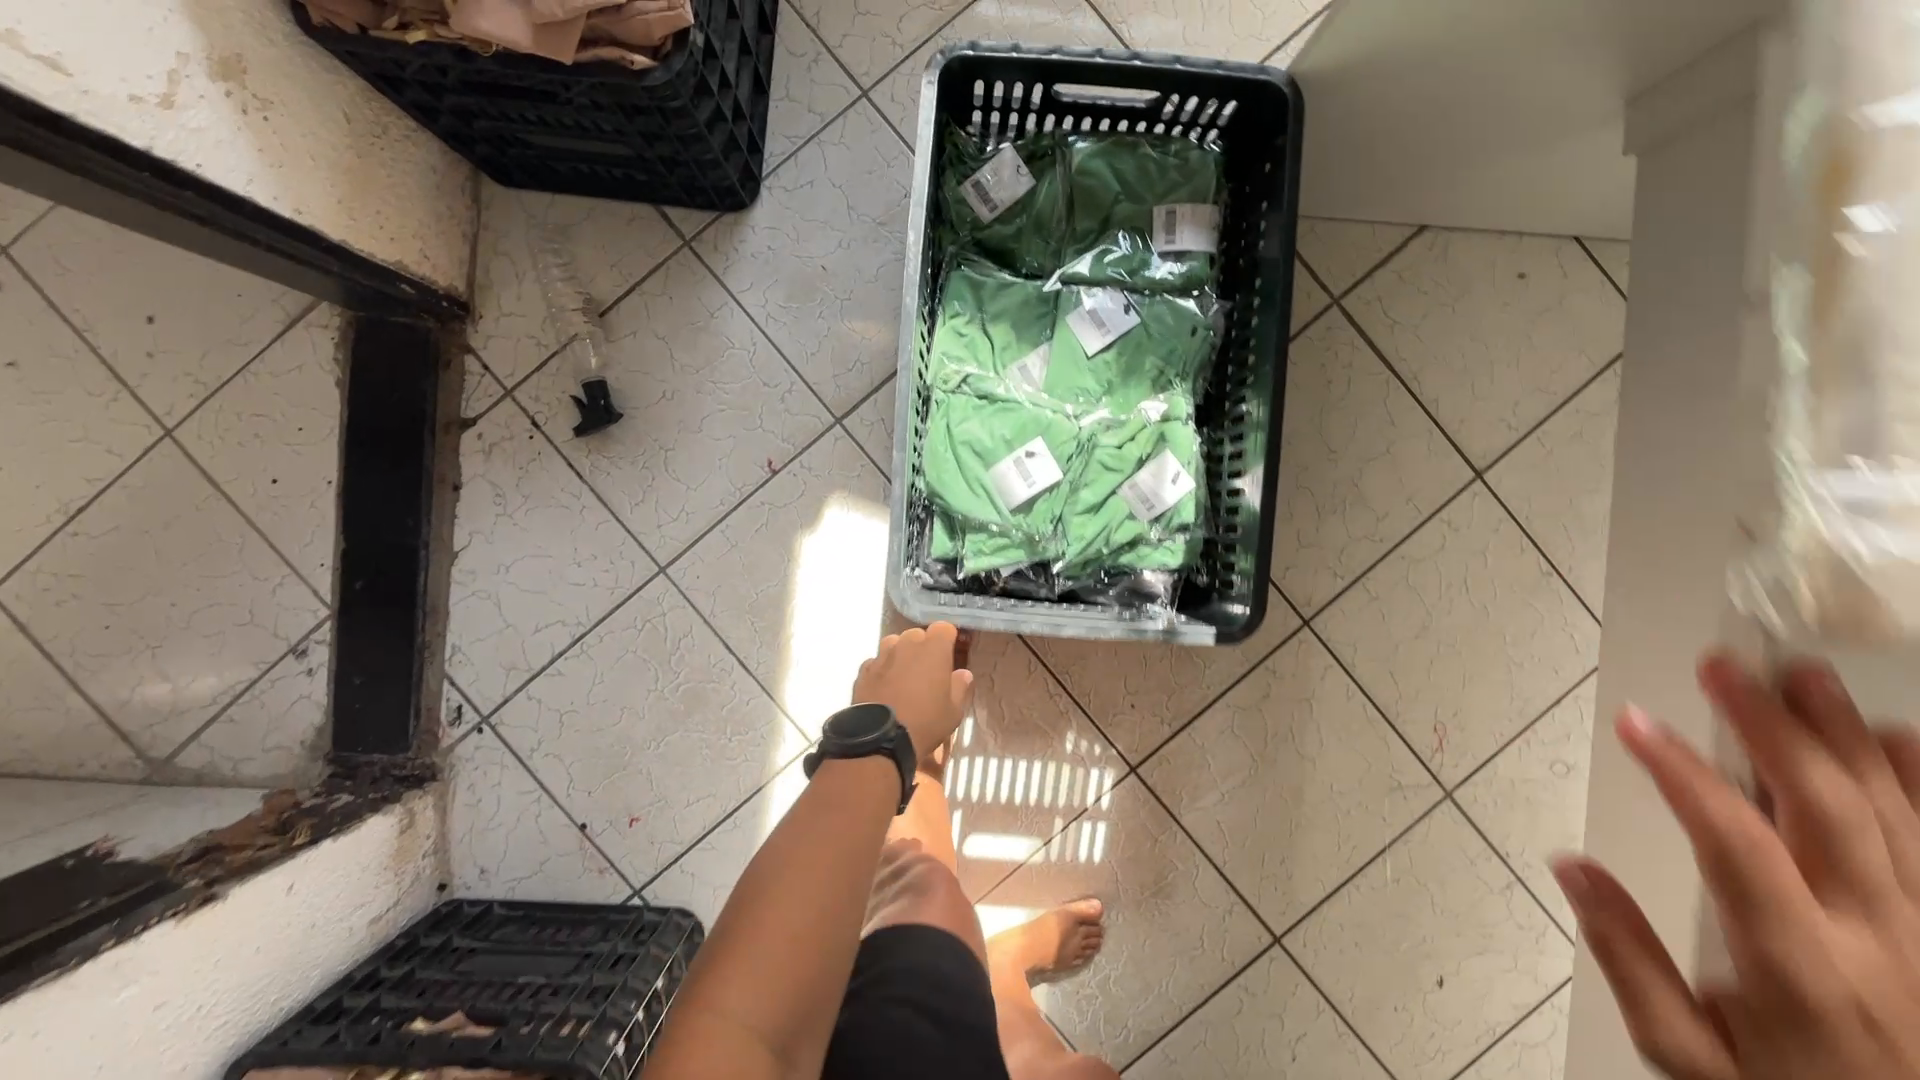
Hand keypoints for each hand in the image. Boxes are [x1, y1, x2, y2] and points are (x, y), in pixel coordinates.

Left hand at [852, 622, 972, 761]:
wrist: (881, 740)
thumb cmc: (925, 723)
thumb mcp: (954, 711)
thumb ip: (960, 687)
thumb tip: (963, 673)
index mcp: (933, 649)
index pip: (943, 628)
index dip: (947, 639)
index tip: (949, 655)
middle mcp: (906, 645)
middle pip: (917, 635)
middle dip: (923, 647)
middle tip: (927, 671)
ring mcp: (882, 656)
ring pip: (893, 644)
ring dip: (900, 654)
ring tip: (903, 677)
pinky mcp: (863, 671)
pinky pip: (876, 662)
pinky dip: (882, 670)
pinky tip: (885, 688)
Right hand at [1554, 652, 1919, 1079]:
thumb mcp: (1685, 1053)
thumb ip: (1628, 959)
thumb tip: (1570, 867)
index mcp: (1798, 966)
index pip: (1735, 844)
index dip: (1681, 774)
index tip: (1634, 720)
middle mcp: (1880, 938)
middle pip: (1828, 808)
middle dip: (1773, 726)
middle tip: (1726, 668)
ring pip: (1896, 813)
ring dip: (1845, 736)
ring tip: (1800, 677)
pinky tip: (1894, 738)